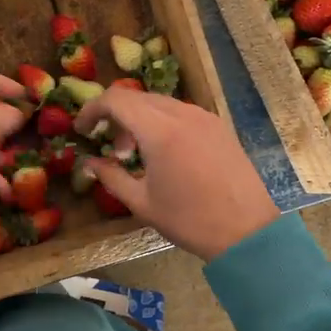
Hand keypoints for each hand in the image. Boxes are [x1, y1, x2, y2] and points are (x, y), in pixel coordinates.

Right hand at [74, 88, 277, 260]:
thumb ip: (111, 177)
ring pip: (159, 103)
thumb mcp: (142, 202)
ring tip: (135, 153)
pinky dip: (162, 122)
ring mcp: (204, 117)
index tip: (82, 129)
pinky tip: (164, 152)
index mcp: (159, 129)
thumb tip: (89, 163)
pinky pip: (180, 112)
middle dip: (115, 115)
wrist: (248, 232)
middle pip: (136, 97)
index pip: (115, 99)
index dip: (92, 110)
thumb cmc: (190, 220)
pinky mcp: (218, 126)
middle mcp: (181, 113)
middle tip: (109, 146)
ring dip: (139, 118)